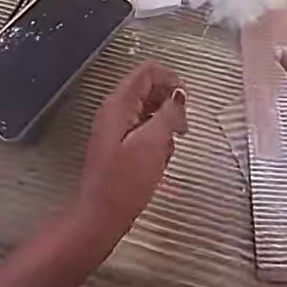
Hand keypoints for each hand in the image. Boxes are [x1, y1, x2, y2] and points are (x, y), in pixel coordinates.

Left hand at [77, 60, 187, 225]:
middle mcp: (115, 112)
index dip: (171, 79)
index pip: (147, 71)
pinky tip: (159, 160)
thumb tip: (179, 95)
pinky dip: (157, 141)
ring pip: (149, 112)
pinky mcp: (120, 146)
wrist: (101, 215)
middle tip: (181, 126)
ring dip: (164, 126)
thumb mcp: (153, 143)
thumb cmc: (123, 182)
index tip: (186, 99)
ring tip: (167, 148)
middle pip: (148, 89)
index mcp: (119, 104)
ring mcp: (116, 129)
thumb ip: (168, 113)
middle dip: (170, 105)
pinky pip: (144, 131)